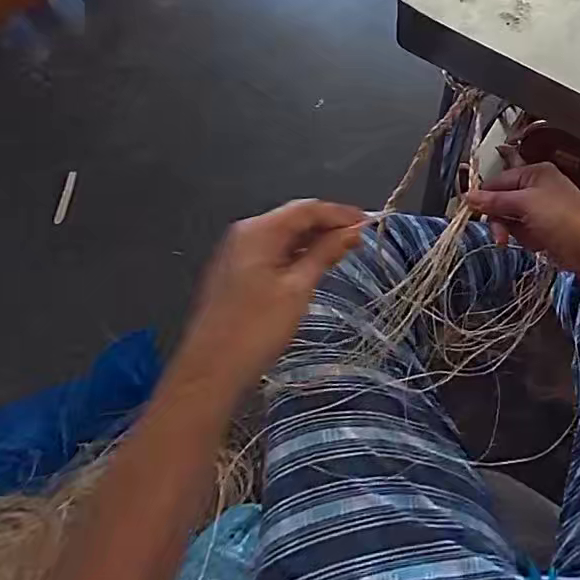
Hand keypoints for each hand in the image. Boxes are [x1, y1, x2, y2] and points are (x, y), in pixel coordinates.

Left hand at [172, 200, 365, 393]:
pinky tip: (315, 264)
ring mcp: (238, 250)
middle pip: (294, 218)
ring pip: (284, 235)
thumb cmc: (257, 328)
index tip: (369, 222)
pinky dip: (296, 253)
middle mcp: (246, 232)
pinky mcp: (236, 269)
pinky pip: (273, 250)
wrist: (210, 370)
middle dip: (328, 225)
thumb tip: (352, 232)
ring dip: (314, 240)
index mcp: (259, 230)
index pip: (307, 208)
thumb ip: (325, 253)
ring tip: (345, 251)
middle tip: (361, 238)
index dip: (340, 213)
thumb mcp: (297, 289)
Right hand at [462, 163, 579, 272]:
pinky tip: (535, 243)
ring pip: (510, 217)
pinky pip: (522, 229)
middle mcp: (537, 187)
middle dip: (499, 218)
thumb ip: (494, 200)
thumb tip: (467, 196)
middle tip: (499, 236)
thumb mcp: (523, 204)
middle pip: (503, 200)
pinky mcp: (545, 227)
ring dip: (510, 230)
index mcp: (534, 172)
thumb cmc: (559, 218)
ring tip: (519, 241)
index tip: (471, 212)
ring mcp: (541, 208)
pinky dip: (523, 237)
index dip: (484, 197)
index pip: (498, 181)